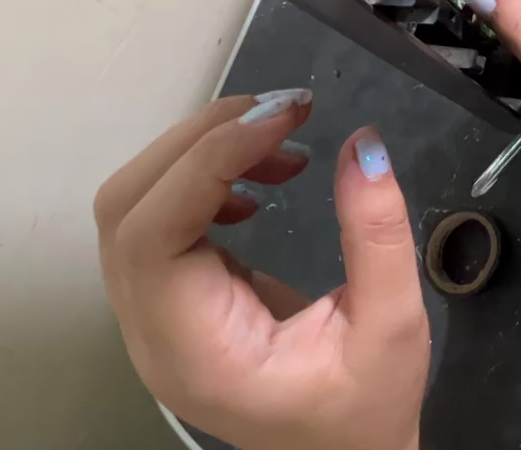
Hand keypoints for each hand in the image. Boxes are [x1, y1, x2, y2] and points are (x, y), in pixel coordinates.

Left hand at [94, 91, 427, 449]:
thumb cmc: (366, 409)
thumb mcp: (393, 324)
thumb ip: (377, 235)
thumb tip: (362, 143)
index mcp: (194, 349)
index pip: (154, 234)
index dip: (210, 159)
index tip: (290, 116)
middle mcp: (153, 330)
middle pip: (127, 207)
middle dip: (203, 137)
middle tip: (292, 111)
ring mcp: (156, 315)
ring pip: (138, 204)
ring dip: (207, 148)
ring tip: (289, 136)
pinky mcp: (177, 298)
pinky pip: (165, 215)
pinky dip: (210, 173)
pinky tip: (266, 176)